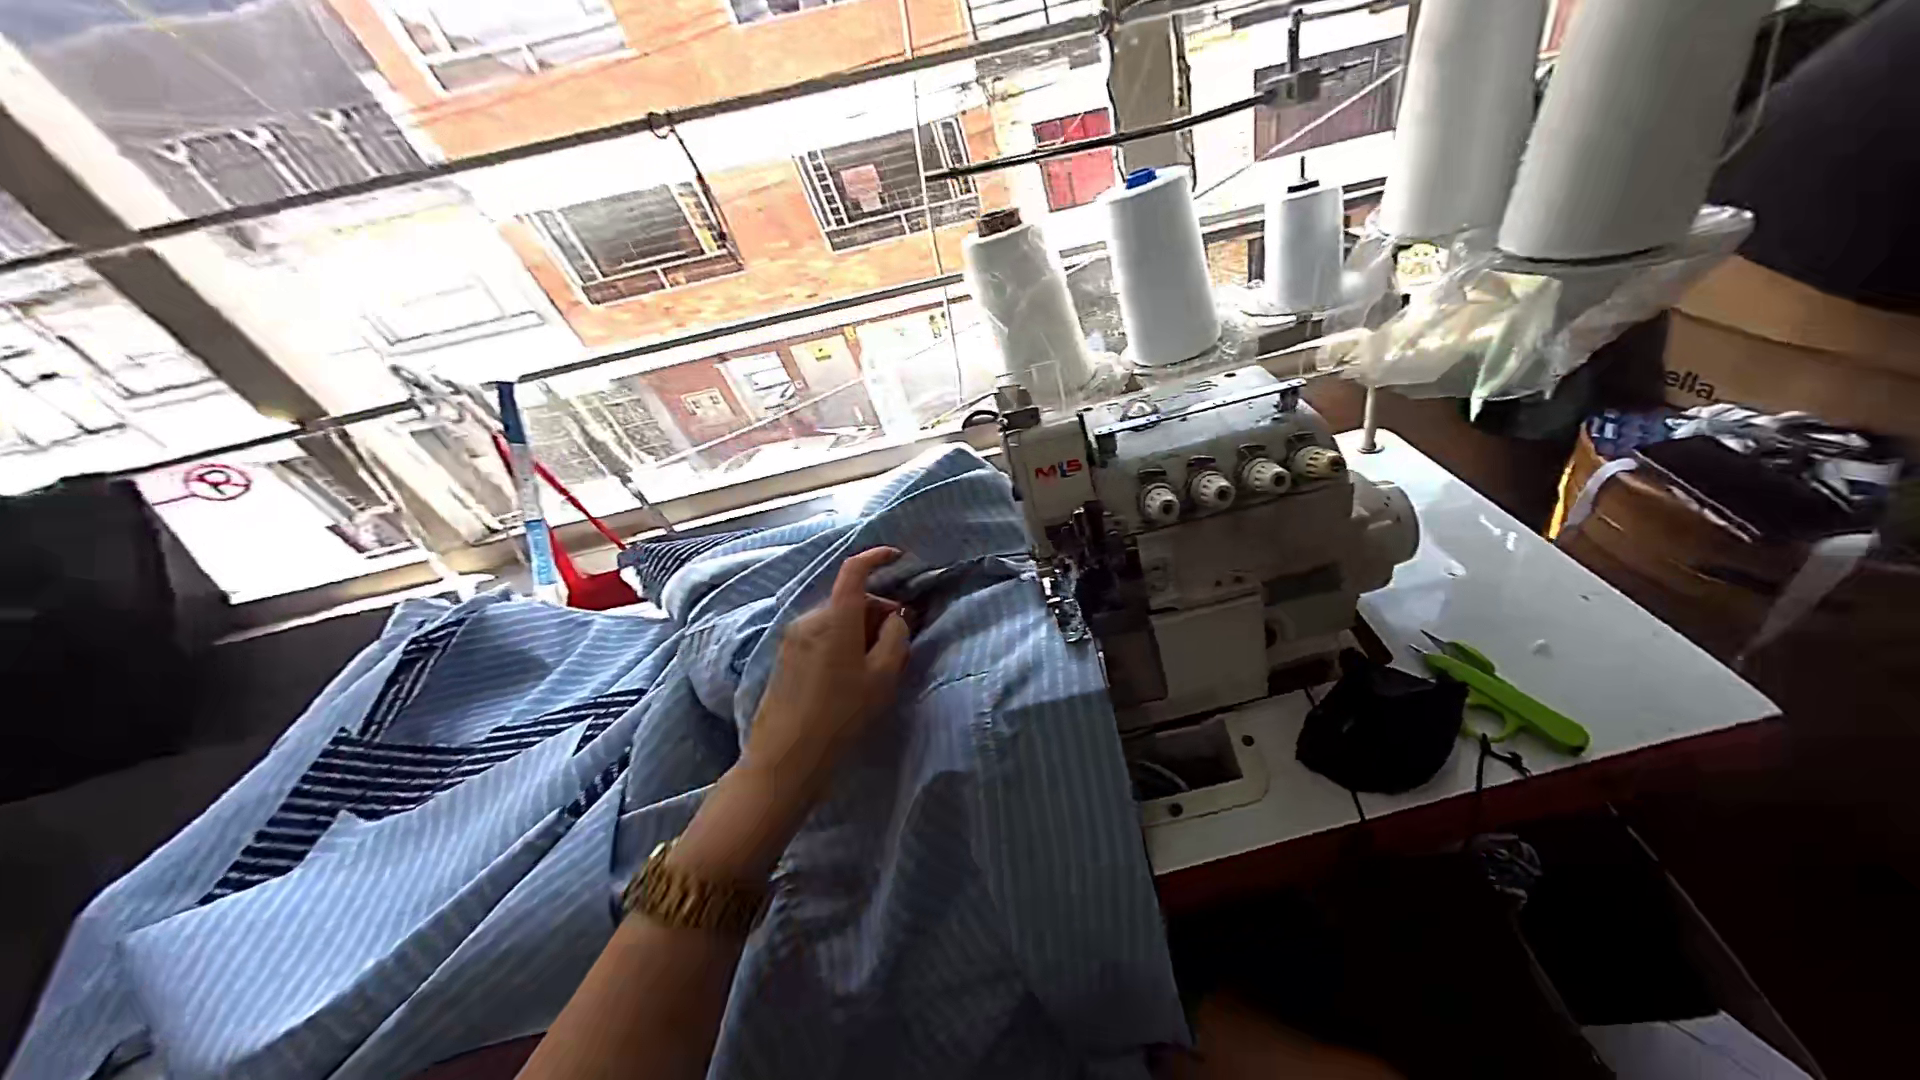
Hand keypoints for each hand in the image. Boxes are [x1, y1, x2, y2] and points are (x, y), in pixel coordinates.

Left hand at [672, 548, 911, 883]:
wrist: (786, 757)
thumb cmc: (841, 715)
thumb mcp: (883, 677)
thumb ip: (896, 637)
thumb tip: (895, 616)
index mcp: (836, 618)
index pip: (854, 570)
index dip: (877, 556)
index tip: (897, 557)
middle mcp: (810, 619)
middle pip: (851, 600)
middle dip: (878, 611)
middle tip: (899, 641)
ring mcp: (793, 638)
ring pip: (837, 619)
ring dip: (860, 630)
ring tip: (875, 667)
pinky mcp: (785, 657)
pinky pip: (821, 636)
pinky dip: (842, 642)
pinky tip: (850, 676)